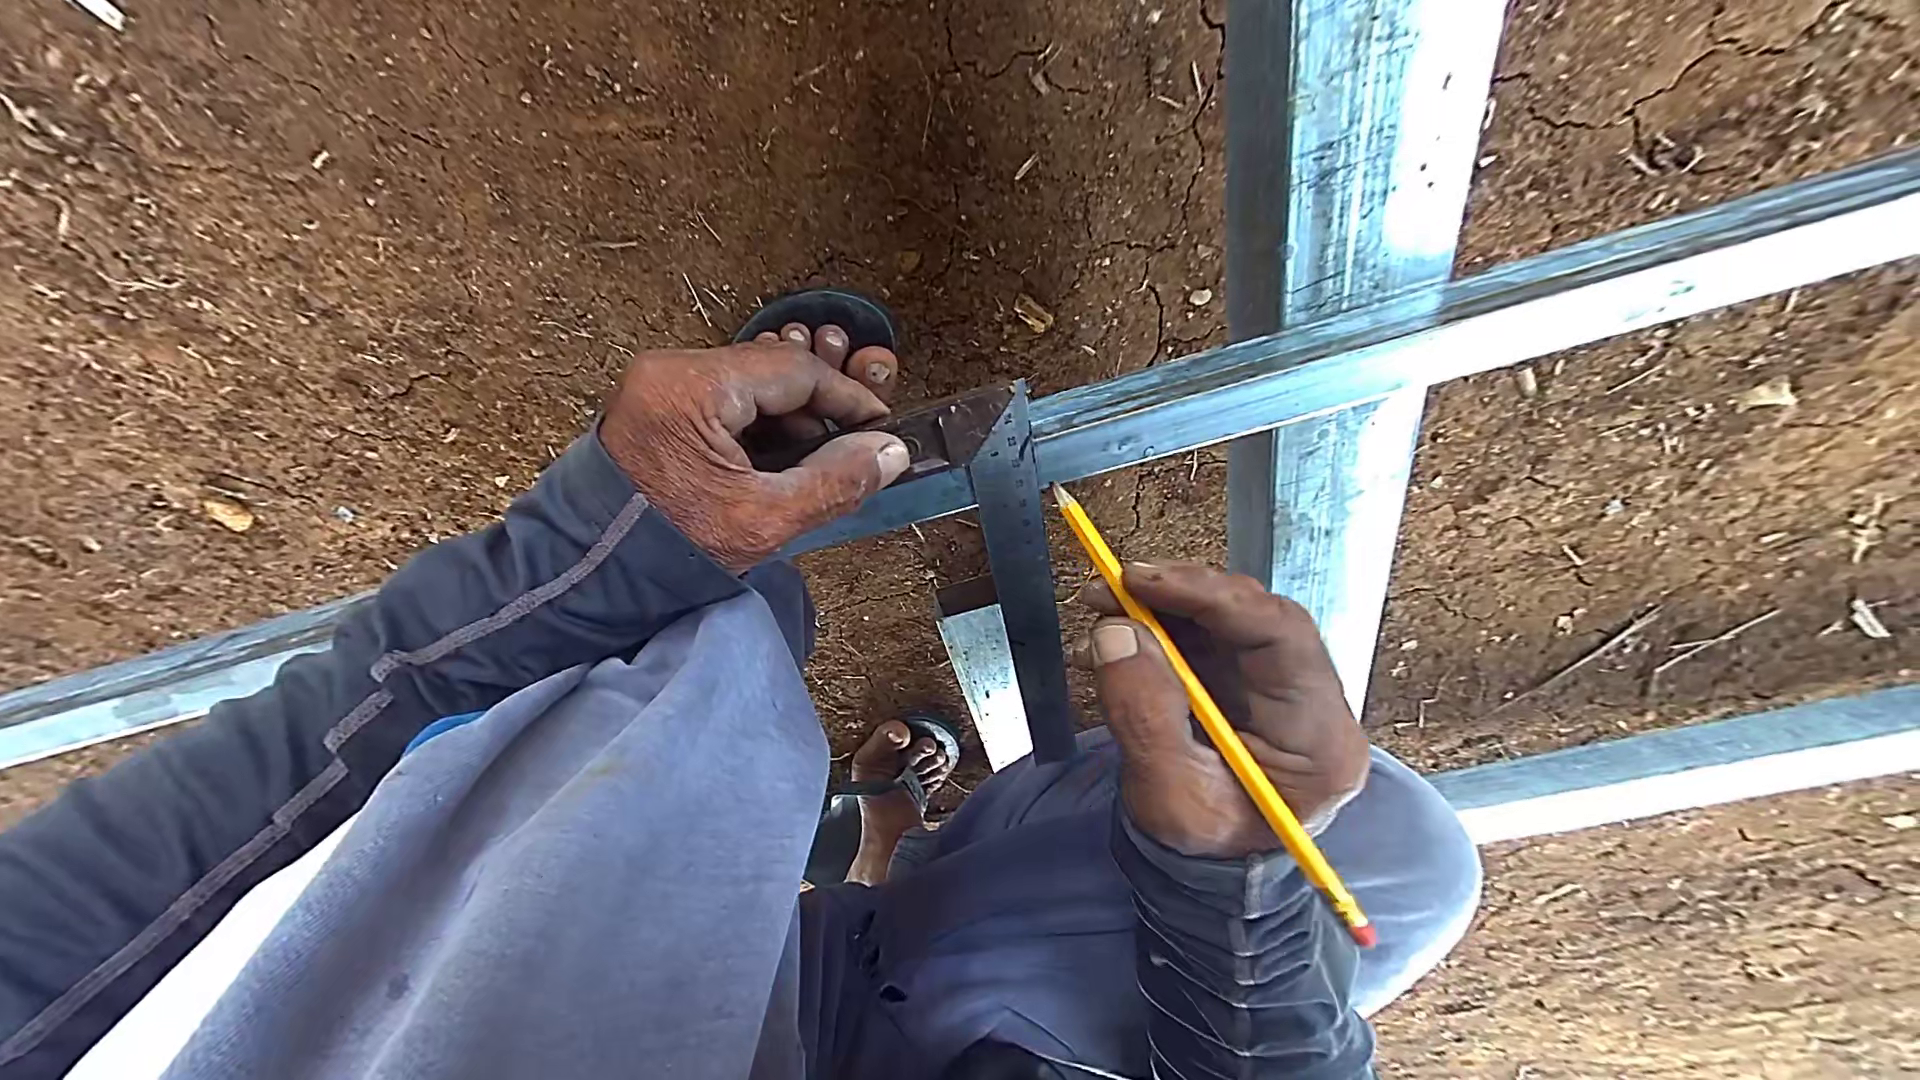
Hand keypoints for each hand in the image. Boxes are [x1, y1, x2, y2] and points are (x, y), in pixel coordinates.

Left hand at [598, 340, 910, 572]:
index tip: (880, 425)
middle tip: (850, 450)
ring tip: (813, 464)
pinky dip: (763, 427)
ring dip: (794, 421)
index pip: (795, 370)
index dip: (848, 397)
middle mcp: (671, 371)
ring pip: (754, 385)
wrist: (591, 574)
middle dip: (820, 411)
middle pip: (774, 372)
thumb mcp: (766, 520)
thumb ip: (837, 482)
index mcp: (690, 389)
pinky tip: (777, 462)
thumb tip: (890, 454)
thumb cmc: (668, 549)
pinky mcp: (660, 404)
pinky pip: (729, 400)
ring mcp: (661, 385)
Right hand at [1073, 562, 1370, 858]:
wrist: (1202, 868)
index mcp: (1317, 737)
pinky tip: (1113, 634)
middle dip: (1179, 592)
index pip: (1280, 635)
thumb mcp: (1168, 795)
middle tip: (1114, 585)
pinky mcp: (1237, 679)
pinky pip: (1198, 633)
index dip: (1211, 596)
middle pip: (1253, 614)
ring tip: (1102, 607)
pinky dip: (1152, 624)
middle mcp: (1305, 699)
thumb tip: (1115, 631)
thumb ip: (1144, 716)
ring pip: (1222, 615)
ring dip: (1159, 603)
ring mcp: (1270, 685)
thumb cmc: (1199, 844)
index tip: (1141, 581)